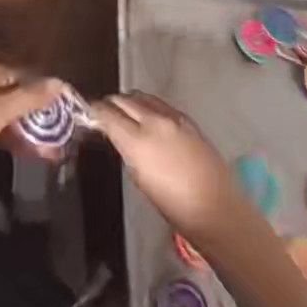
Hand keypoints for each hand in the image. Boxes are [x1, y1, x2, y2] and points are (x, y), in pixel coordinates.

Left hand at [0, 60, 65, 161]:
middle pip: (22, 96)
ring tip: (53, 151)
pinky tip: (31, 153)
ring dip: (30, 131)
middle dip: (43, 118)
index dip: (51, 95)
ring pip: (11, 114)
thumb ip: (30, 98)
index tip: (71, 115)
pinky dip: (14, 138)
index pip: (31, 77)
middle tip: (64, 138)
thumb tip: (61, 82)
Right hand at [88, 92, 259, 243]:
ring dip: (129, 102)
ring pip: (142, 97)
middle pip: (123, 99)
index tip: (88, 115)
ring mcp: (173, 117)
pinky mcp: (188, 120)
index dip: (94, 111)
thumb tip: (119, 137)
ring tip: (124, 114)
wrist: (217, 209)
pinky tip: (148, 120)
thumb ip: (127, 150)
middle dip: (110, 104)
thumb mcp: (139, 178)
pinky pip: (160, 104)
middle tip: (103, 114)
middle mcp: (153, 121)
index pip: (107, 112)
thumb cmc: (174, 205)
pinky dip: (148, 106)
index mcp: (137, 139)